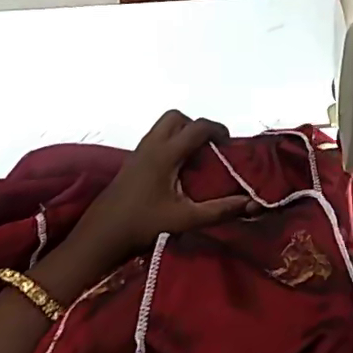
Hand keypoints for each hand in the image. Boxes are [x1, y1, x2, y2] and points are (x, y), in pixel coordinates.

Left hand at [63, 111, 256, 270]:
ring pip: (164, 126)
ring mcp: (139, 151)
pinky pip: (156, 138)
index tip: (230, 145)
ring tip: (195, 162)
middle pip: (176, 117)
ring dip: (182, 134)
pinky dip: (171, 144)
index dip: (218, 130)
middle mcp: (151, 145)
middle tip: (209, 149)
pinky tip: (177, 173)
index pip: (197, 127)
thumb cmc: (142, 224)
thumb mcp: (185, 219)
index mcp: (165, 153)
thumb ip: (220, 210)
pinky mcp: (132, 161)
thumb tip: (252, 204)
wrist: (101, 235)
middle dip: (196, 127)